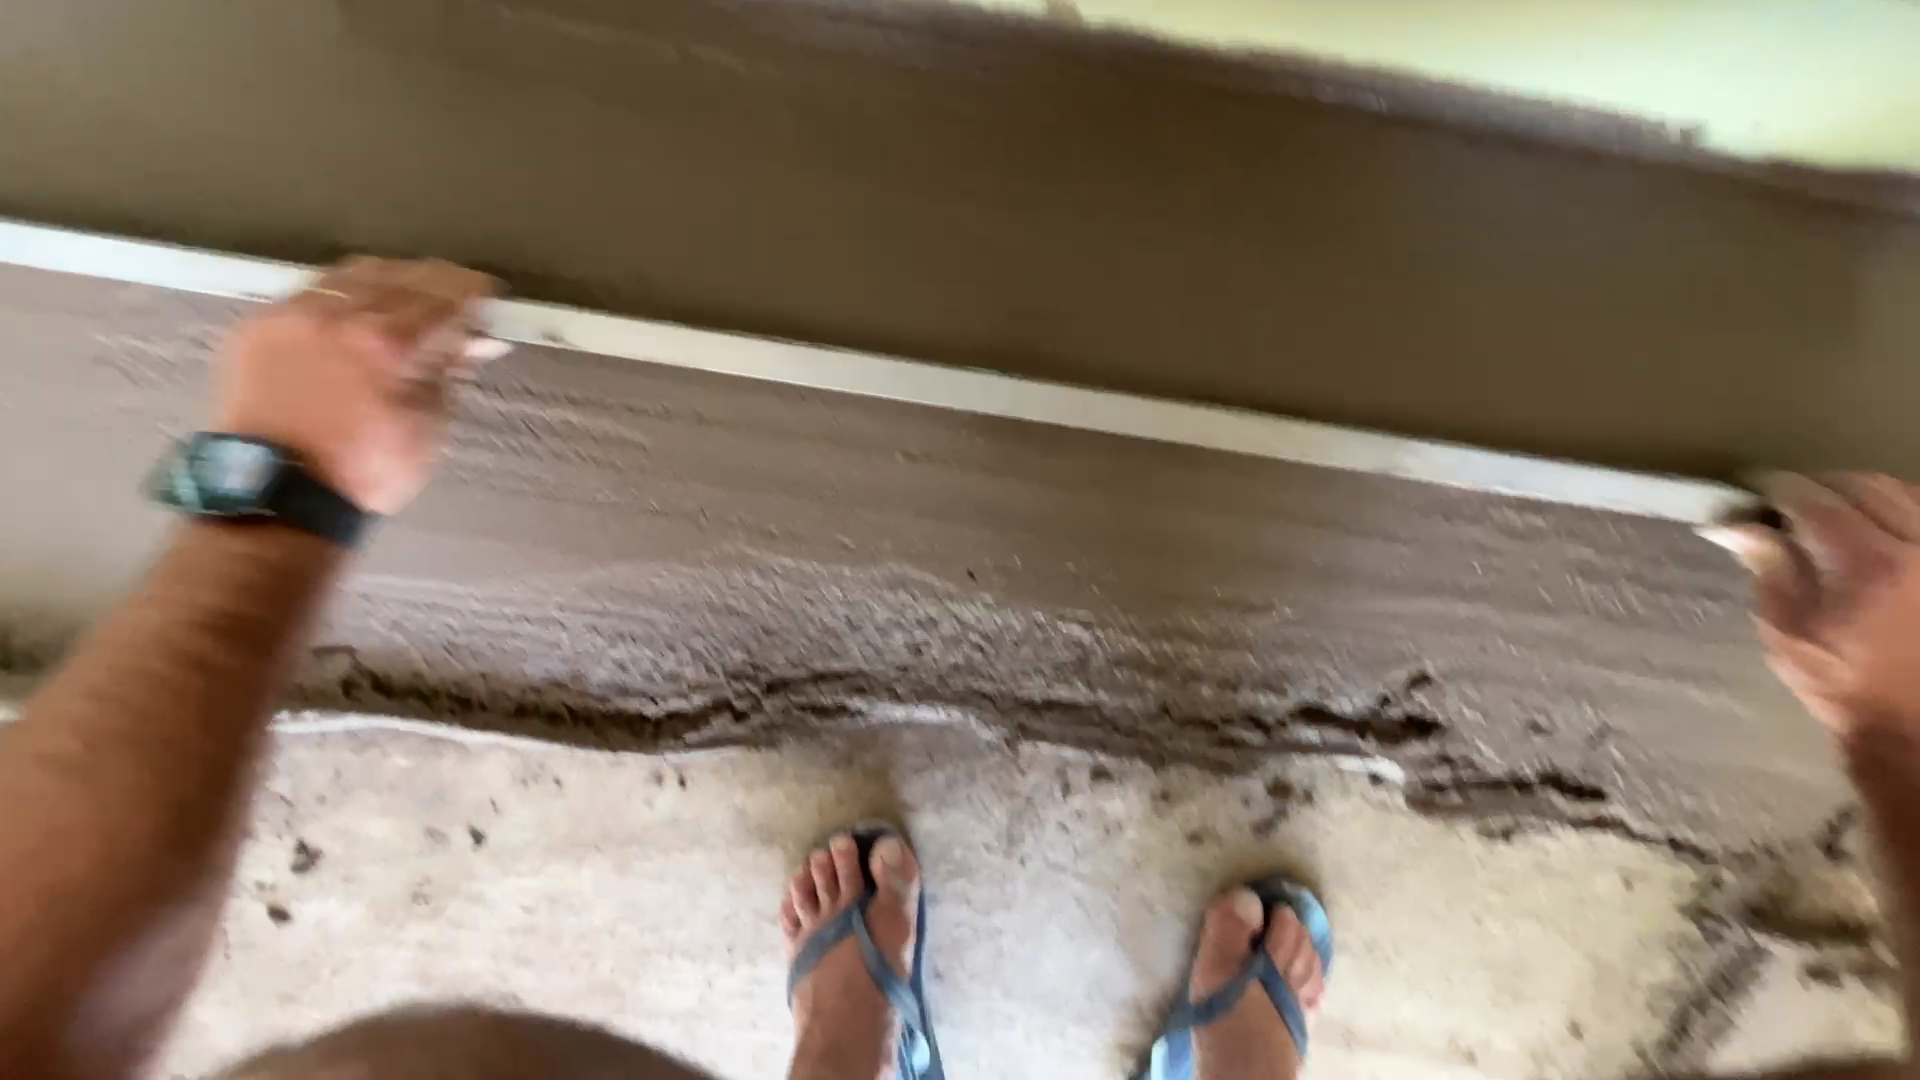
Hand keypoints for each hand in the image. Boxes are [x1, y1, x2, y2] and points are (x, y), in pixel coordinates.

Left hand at [213, 257, 498, 514]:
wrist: (277, 490)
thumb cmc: (369, 468)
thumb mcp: (428, 426)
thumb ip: (451, 373)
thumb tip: (481, 341)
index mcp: (389, 345)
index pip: (442, 300)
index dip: (471, 290)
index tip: (489, 287)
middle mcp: (339, 316)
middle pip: (399, 277)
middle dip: (435, 278)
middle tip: (458, 287)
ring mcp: (294, 316)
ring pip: (353, 274)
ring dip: (391, 277)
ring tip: (411, 290)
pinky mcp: (260, 325)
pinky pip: (312, 289)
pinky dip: (347, 290)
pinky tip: (361, 304)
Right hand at [1706, 473, 1919, 739]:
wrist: (1918, 723)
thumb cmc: (1838, 679)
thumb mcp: (1787, 628)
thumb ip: (1770, 568)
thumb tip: (1734, 523)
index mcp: (1866, 564)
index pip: (1814, 500)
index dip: (1776, 488)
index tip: (1748, 489)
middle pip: (1869, 486)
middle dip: (1822, 486)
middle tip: (1786, 502)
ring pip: (1910, 495)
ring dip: (1865, 496)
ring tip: (1833, 516)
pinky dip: (1900, 513)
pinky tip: (1878, 534)